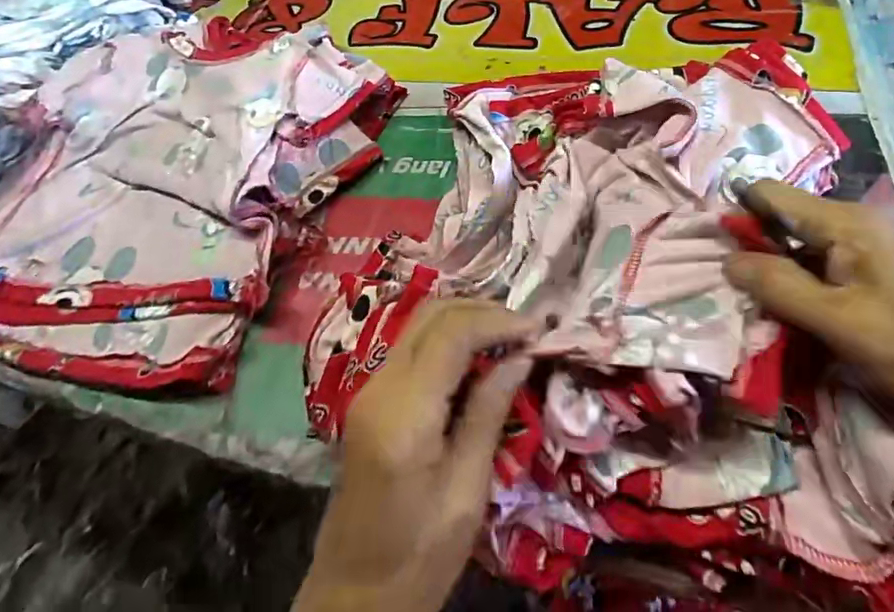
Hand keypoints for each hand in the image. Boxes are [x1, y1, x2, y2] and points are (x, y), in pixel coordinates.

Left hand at [294, 301, 538, 611]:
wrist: (355, 591)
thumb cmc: (420, 555)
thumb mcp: (468, 491)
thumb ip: (488, 413)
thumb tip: (520, 356)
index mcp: (405, 413)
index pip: (451, 333)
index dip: (498, 321)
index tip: (538, 331)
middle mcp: (380, 385)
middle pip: (431, 313)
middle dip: (482, 309)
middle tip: (526, 329)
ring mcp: (370, 387)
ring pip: (419, 323)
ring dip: (465, 319)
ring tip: (510, 338)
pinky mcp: (371, 397)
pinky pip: (412, 347)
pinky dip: (448, 339)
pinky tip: (478, 357)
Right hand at [723, 179, 893, 436]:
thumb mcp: (842, 325)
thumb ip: (779, 287)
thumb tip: (727, 259)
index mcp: (846, 223)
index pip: (767, 194)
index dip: (736, 214)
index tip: (709, 246)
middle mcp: (856, 224)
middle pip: (782, 221)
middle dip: (753, 250)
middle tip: (729, 287)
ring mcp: (870, 249)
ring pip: (800, 248)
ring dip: (777, 274)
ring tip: (757, 305)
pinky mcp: (879, 274)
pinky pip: (822, 269)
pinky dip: (802, 288)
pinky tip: (795, 316)